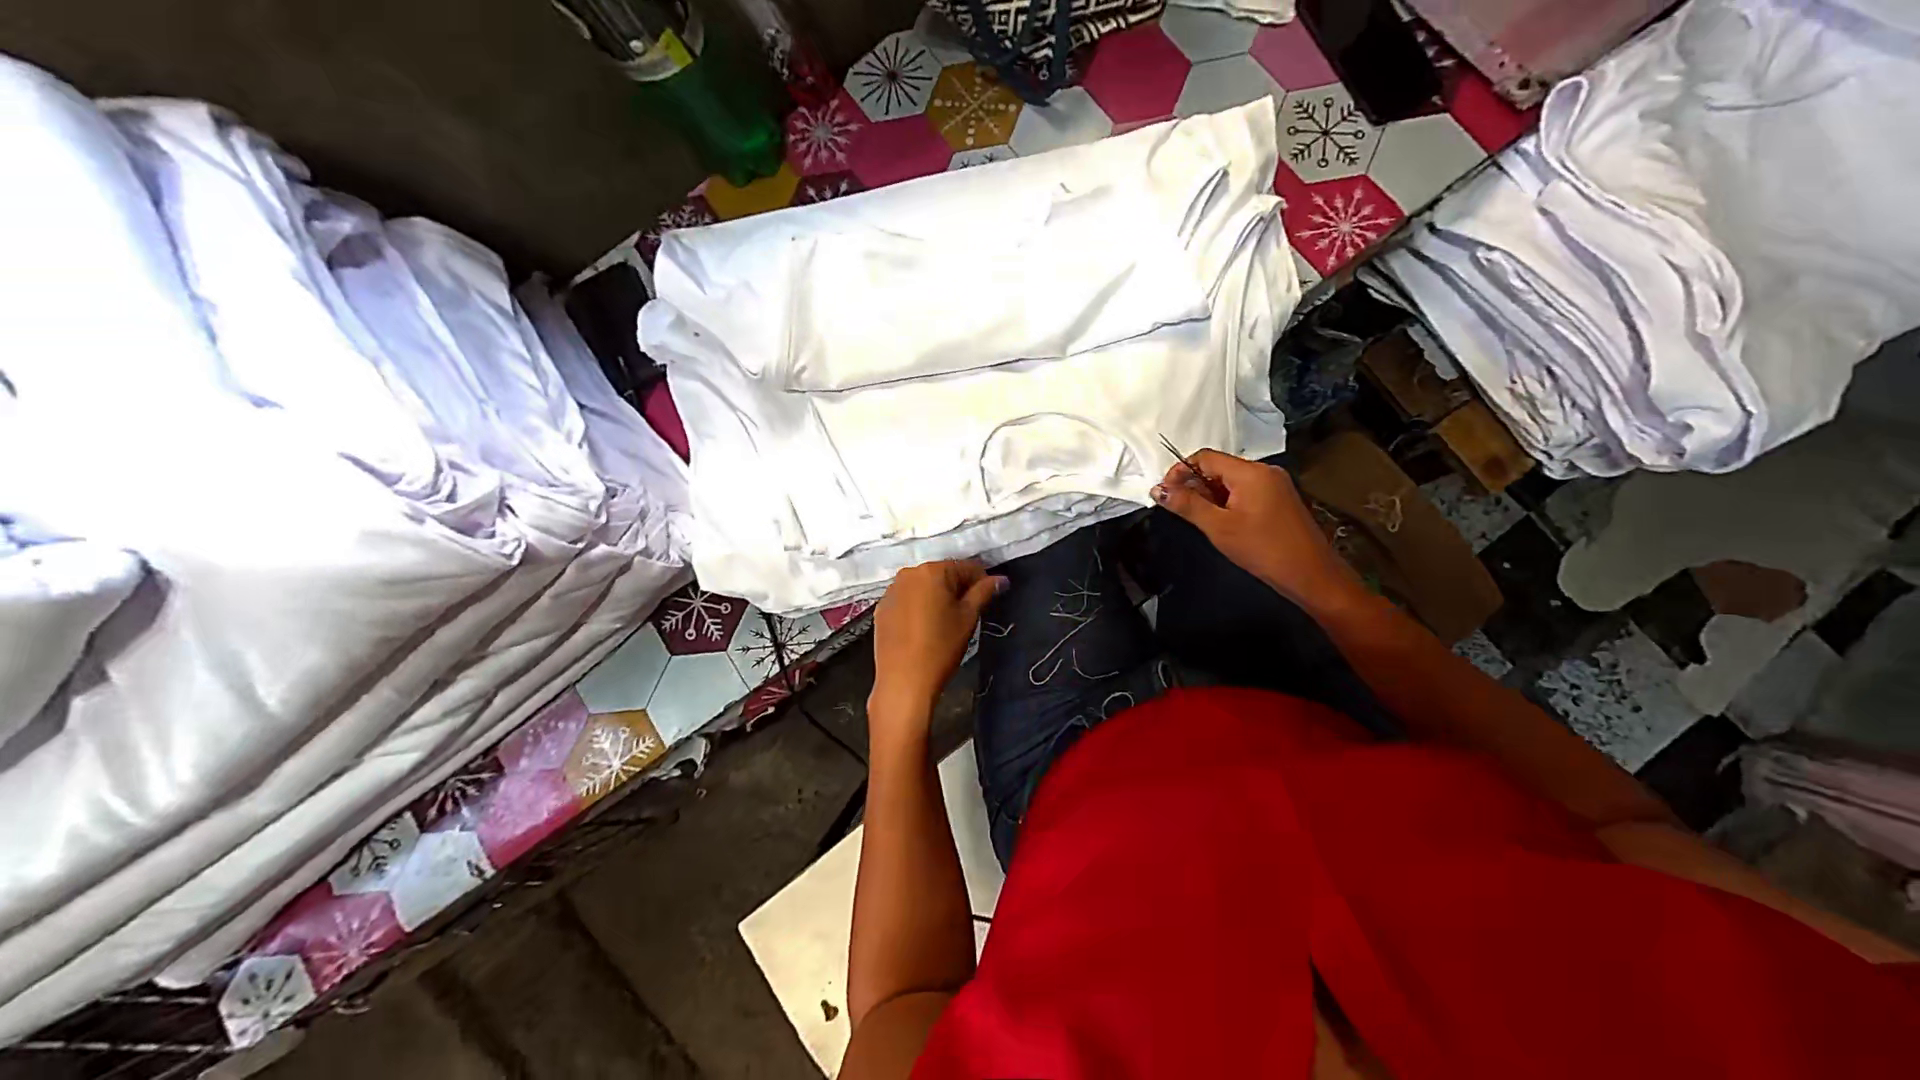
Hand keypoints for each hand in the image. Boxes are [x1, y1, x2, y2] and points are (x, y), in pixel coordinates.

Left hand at [868, 560, 1005, 735]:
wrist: (904, 681)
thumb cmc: (941, 646)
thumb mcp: (968, 617)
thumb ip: (984, 592)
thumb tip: (1000, 579)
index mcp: (932, 571)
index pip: (965, 567)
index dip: (982, 580)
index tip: (989, 596)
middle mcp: (908, 574)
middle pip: (942, 575)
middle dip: (957, 588)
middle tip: (969, 612)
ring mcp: (891, 592)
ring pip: (922, 587)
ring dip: (936, 597)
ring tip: (946, 622)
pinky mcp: (882, 610)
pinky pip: (906, 601)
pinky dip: (918, 608)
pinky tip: (924, 628)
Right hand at [1151, 449, 1363, 611]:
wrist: (1310, 574)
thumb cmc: (1264, 550)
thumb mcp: (1218, 527)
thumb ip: (1187, 505)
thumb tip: (1159, 490)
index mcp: (1251, 472)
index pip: (1205, 457)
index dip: (1180, 472)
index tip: (1165, 493)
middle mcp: (1265, 471)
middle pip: (1218, 467)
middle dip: (1195, 485)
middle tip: (1181, 510)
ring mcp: (1275, 485)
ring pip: (1230, 481)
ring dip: (1210, 496)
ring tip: (1202, 520)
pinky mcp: (1279, 499)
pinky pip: (1245, 491)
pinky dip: (1228, 502)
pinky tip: (1223, 523)